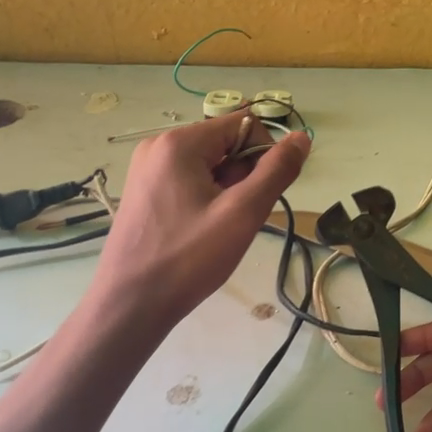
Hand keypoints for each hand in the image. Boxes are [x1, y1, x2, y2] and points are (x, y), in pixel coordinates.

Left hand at [91, 114, 309, 327]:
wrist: (130, 306)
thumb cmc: (188, 257)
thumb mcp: (244, 211)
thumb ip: (277, 170)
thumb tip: (301, 138)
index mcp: (178, 143)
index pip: (244, 125)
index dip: (264, 155)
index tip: (260, 194)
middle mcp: (158, 147)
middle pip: (227, 144)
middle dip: (244, 175)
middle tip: (237, 215)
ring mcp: (147, 170)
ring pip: (212, 164)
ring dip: (229, 190)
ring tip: (219, 226)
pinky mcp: (144, 192)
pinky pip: (192, 179)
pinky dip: (209, 198)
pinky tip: (203, 229)